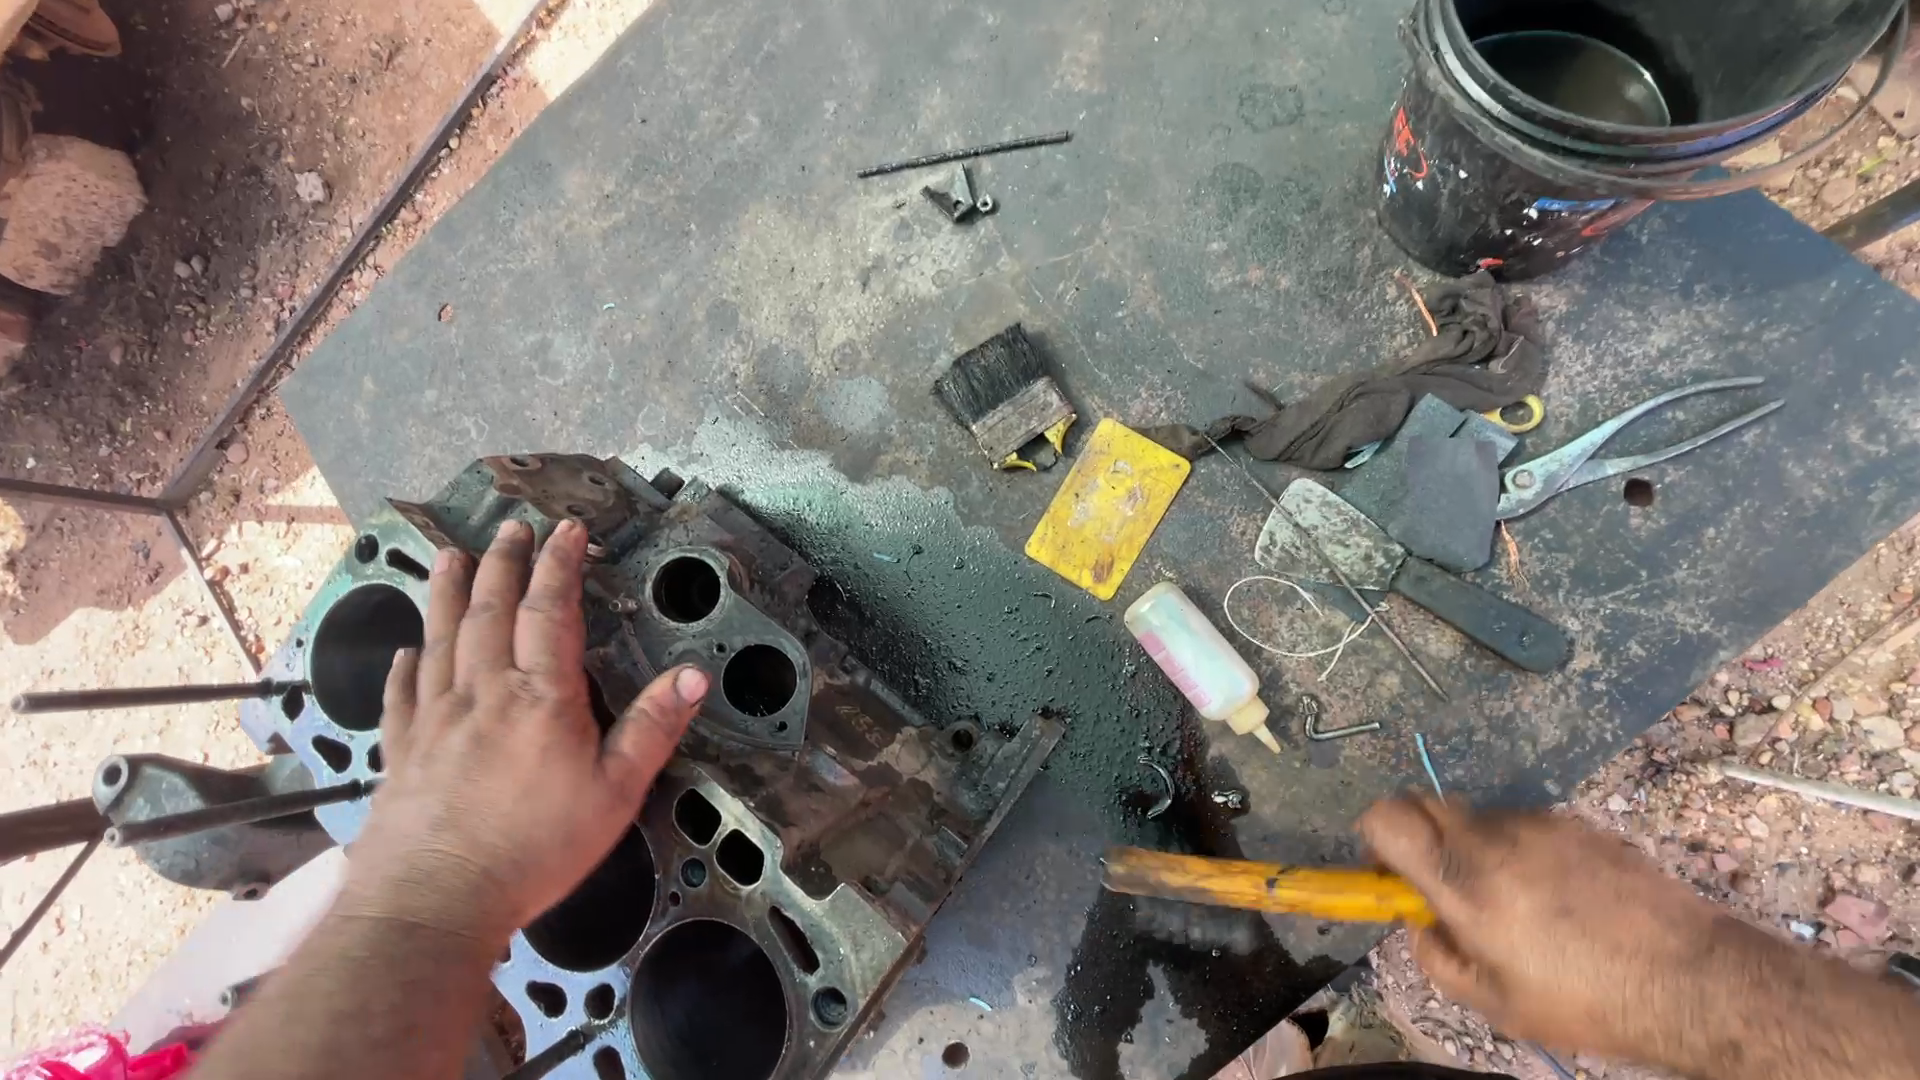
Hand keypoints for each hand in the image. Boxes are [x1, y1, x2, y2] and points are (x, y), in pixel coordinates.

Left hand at [341, 518, 708, 942]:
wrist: (432, 907)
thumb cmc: (536, 847)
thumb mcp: (617, 791)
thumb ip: (652, 728)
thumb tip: (694, 674)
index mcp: (540, 697)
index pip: (550, 613)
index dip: (559, 566)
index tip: (566, 530)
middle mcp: (483, 693)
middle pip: (491, 613)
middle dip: (503, 564)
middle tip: (508, 527)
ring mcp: (434, 720)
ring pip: (441, 639)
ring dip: (448, 593)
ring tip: (451, 556)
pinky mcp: (401, 752)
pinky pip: (402, 694)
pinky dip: (405, 664)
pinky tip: (407, 649)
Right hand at [1358, 796, 1725, 1059]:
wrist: (1702, 983)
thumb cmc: (1587, 999)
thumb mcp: (1495, 1003)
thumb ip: (1435, 956)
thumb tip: (1419, 922)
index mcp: (1460, 880)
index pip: (1385, 817)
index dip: (1375, 835)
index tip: (1390, 867)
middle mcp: (1488, 837)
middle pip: (1420, 803)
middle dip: (1418, 835)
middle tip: (1444, 880)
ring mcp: (1533, 823)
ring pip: (1474, 816)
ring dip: (1473, 844)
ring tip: (1518, 896)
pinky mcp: (1573, 822)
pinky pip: (1522, 824)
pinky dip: (1521, 849)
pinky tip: (1561, 893)